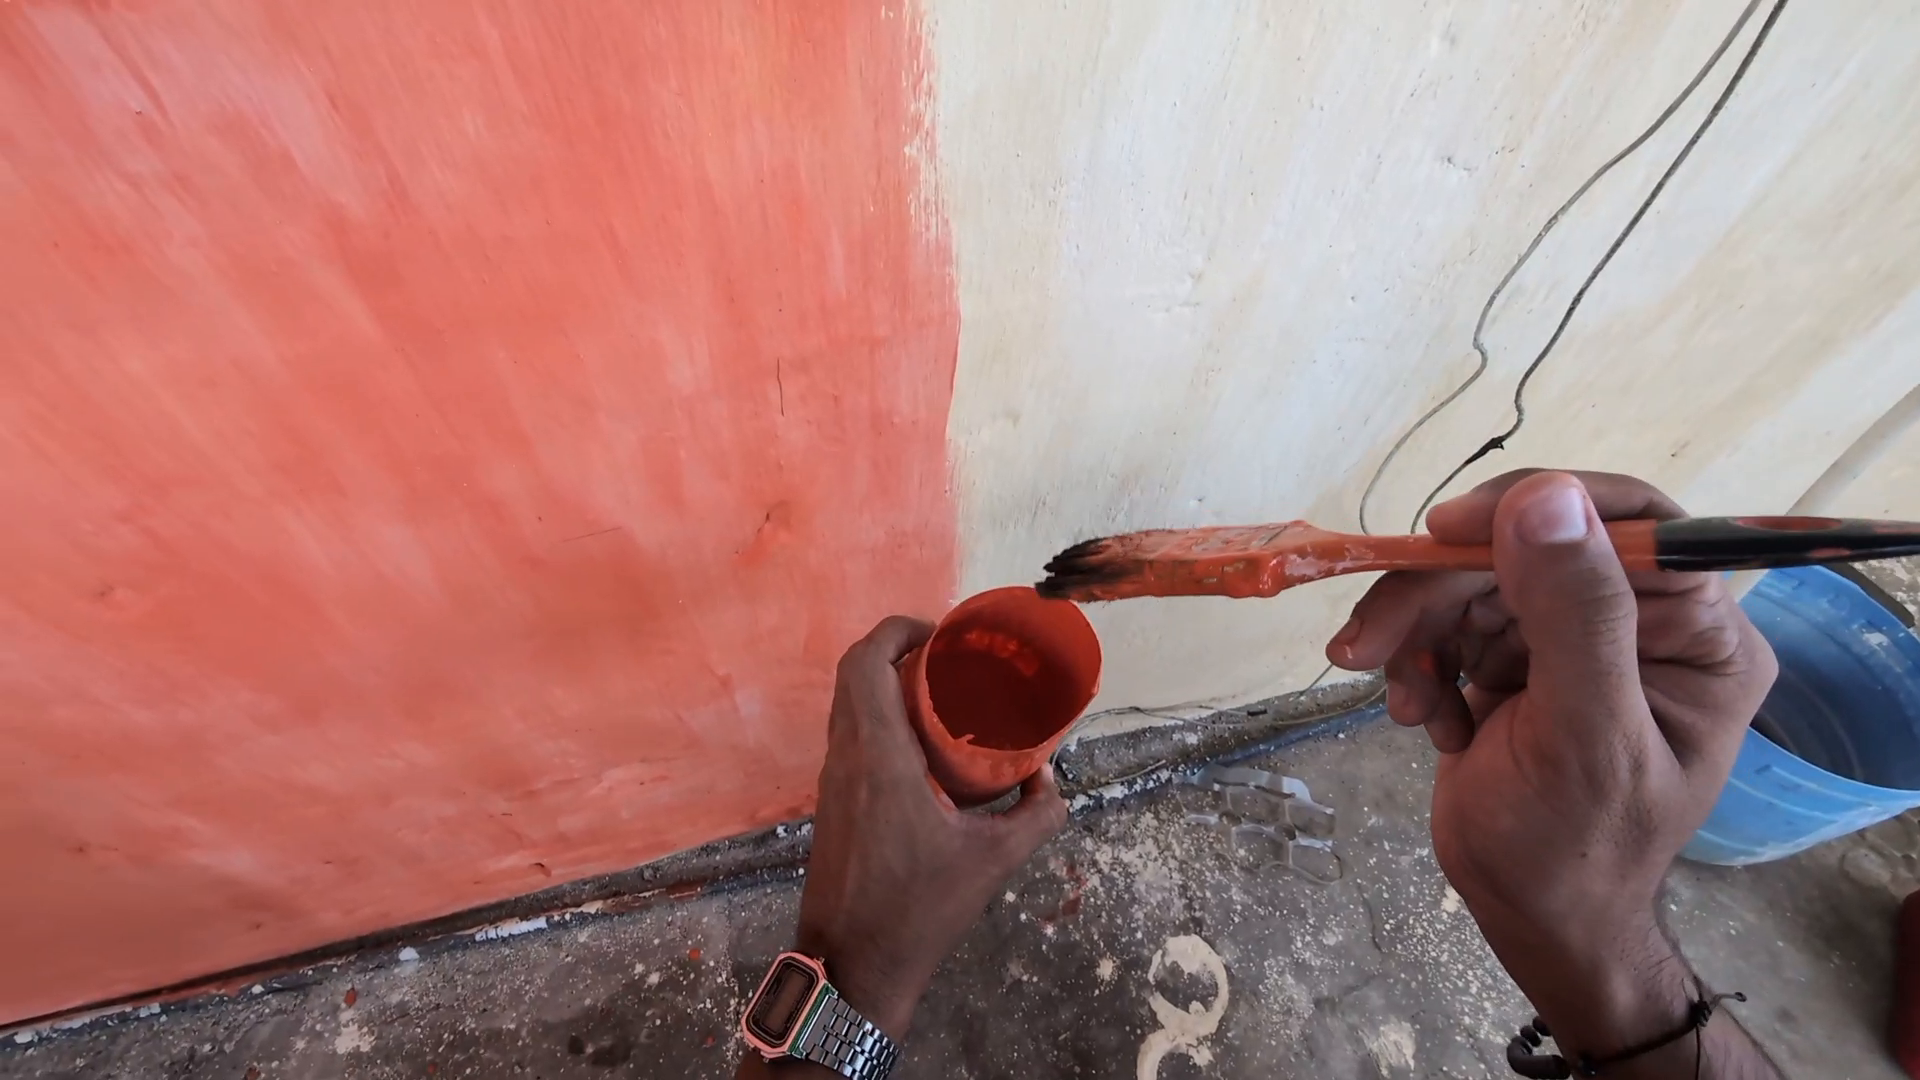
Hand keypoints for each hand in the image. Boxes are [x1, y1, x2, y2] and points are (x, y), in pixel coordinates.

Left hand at [794, 616, 1067, 1037]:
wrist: (852, 968)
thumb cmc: (920, 908)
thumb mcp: (994, 860)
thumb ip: (1037, 814)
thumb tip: (1050, 778)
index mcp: (878, 755)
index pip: (865, 662)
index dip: (897, 629)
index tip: (940, 634)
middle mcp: (846, 754)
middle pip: (852, 671)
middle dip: (895, 646)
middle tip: (945, 656)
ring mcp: (831, 776)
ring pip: (846, 700)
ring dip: (883, 678)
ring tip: (936, 688)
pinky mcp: (830, 797)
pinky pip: (848, 728)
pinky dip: (876, 710)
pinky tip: (917, 737)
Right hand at [1326, 471, 1778, 1073]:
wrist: (1522, 903)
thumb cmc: (1572, 840)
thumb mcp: (1582, 731)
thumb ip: (1574, 612)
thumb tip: (1547, 496)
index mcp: (1688, 632)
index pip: (1625, 521)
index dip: (1530, 509)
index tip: (1443, 532)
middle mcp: (1624, 621)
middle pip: (1509, 554)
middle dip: (1429, 600)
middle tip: (1365, 648)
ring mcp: (1554, 638)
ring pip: (1458, 587)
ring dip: (1409, 640)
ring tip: (1401, 704)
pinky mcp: (1499, 656)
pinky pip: (1435, 625)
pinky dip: (1412, 667)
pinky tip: (1420, 717)